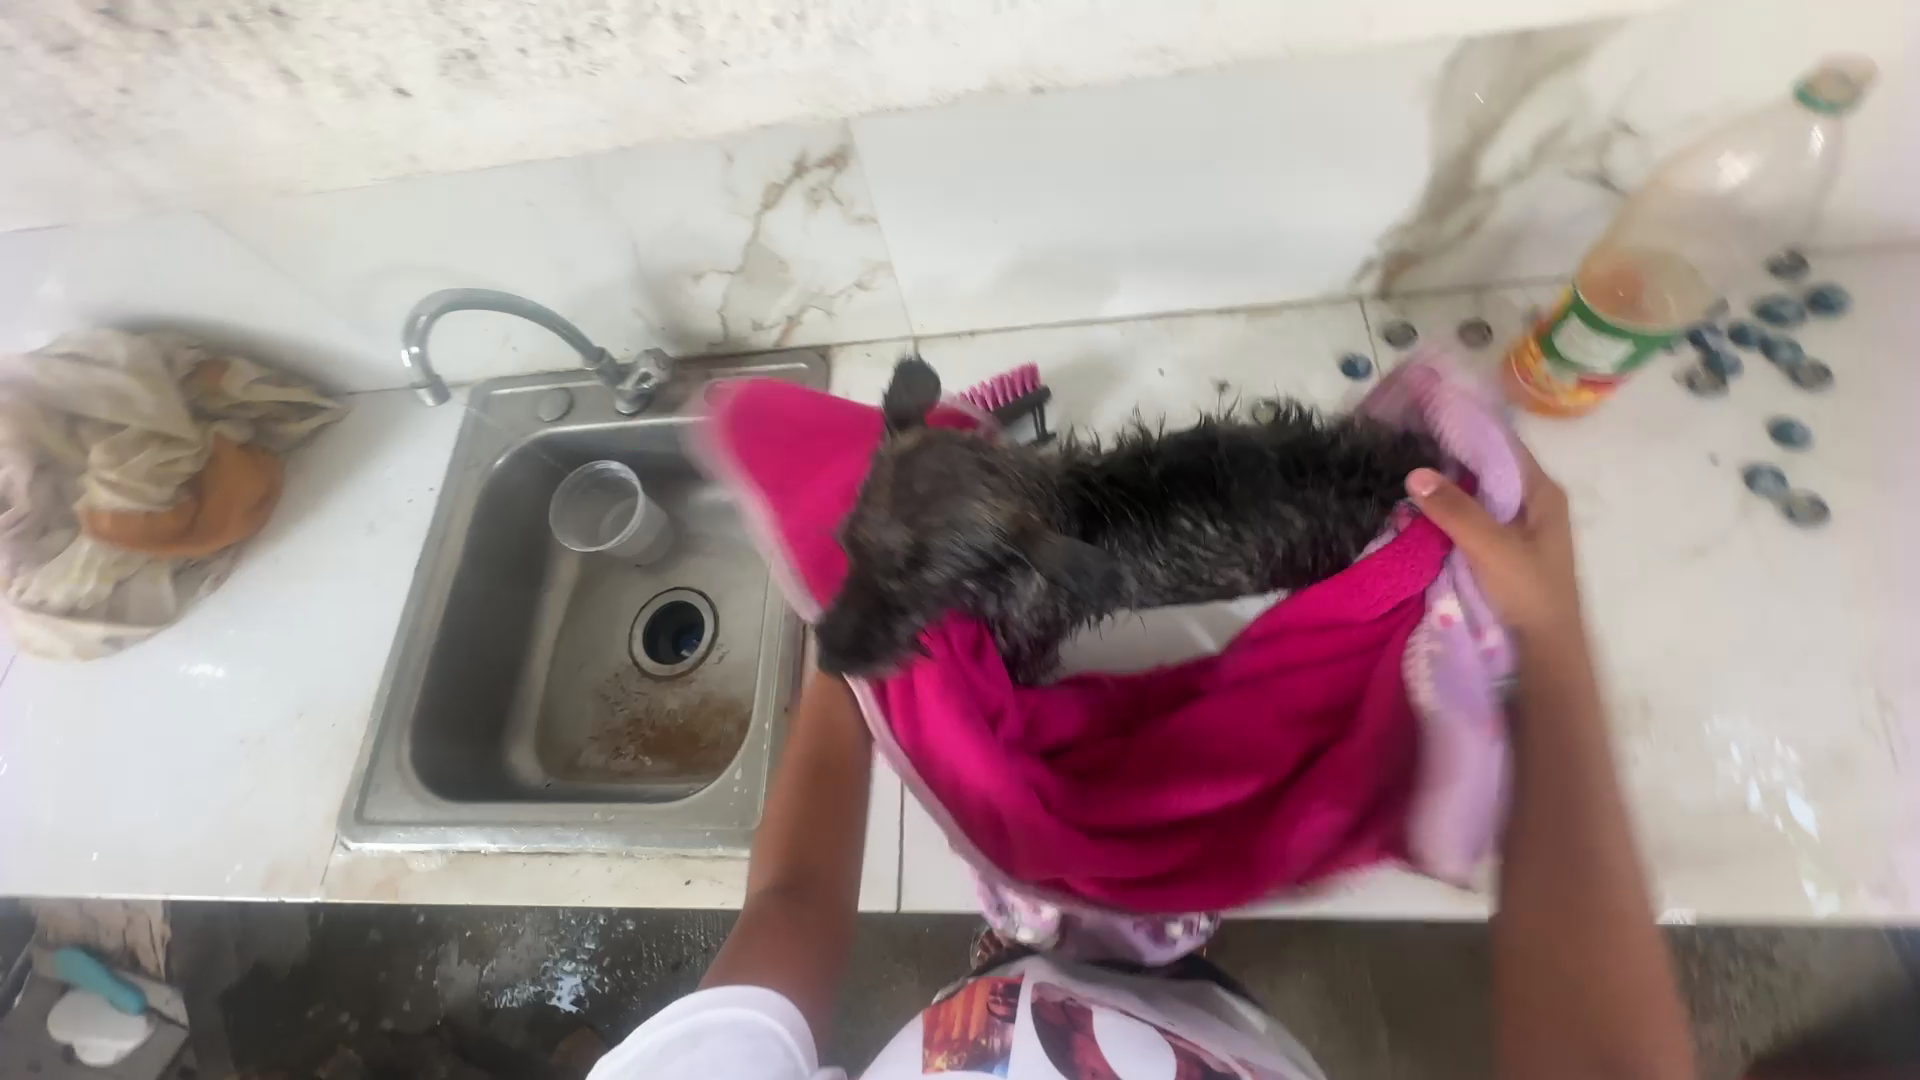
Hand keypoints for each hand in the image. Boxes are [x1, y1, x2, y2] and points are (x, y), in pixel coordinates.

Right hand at [1405, 444, 1582, 643]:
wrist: (1542, 646)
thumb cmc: (1528, 591)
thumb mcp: (1490, 548)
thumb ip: (1455, 510)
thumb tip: (1414, 472)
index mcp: (1540, 492)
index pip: (1500, 444)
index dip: (1465, 427)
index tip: (1424, 413)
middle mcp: (1528, 500)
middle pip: (1484, 464)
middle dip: (1446, 451)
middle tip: (1401, 435)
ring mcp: (1511, 522)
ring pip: (1471, 488)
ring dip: (1440, 479)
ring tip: (1398, 460)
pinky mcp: (1494, 542)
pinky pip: (1464, 511)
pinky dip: (1440, 504)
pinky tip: (1411, 501)